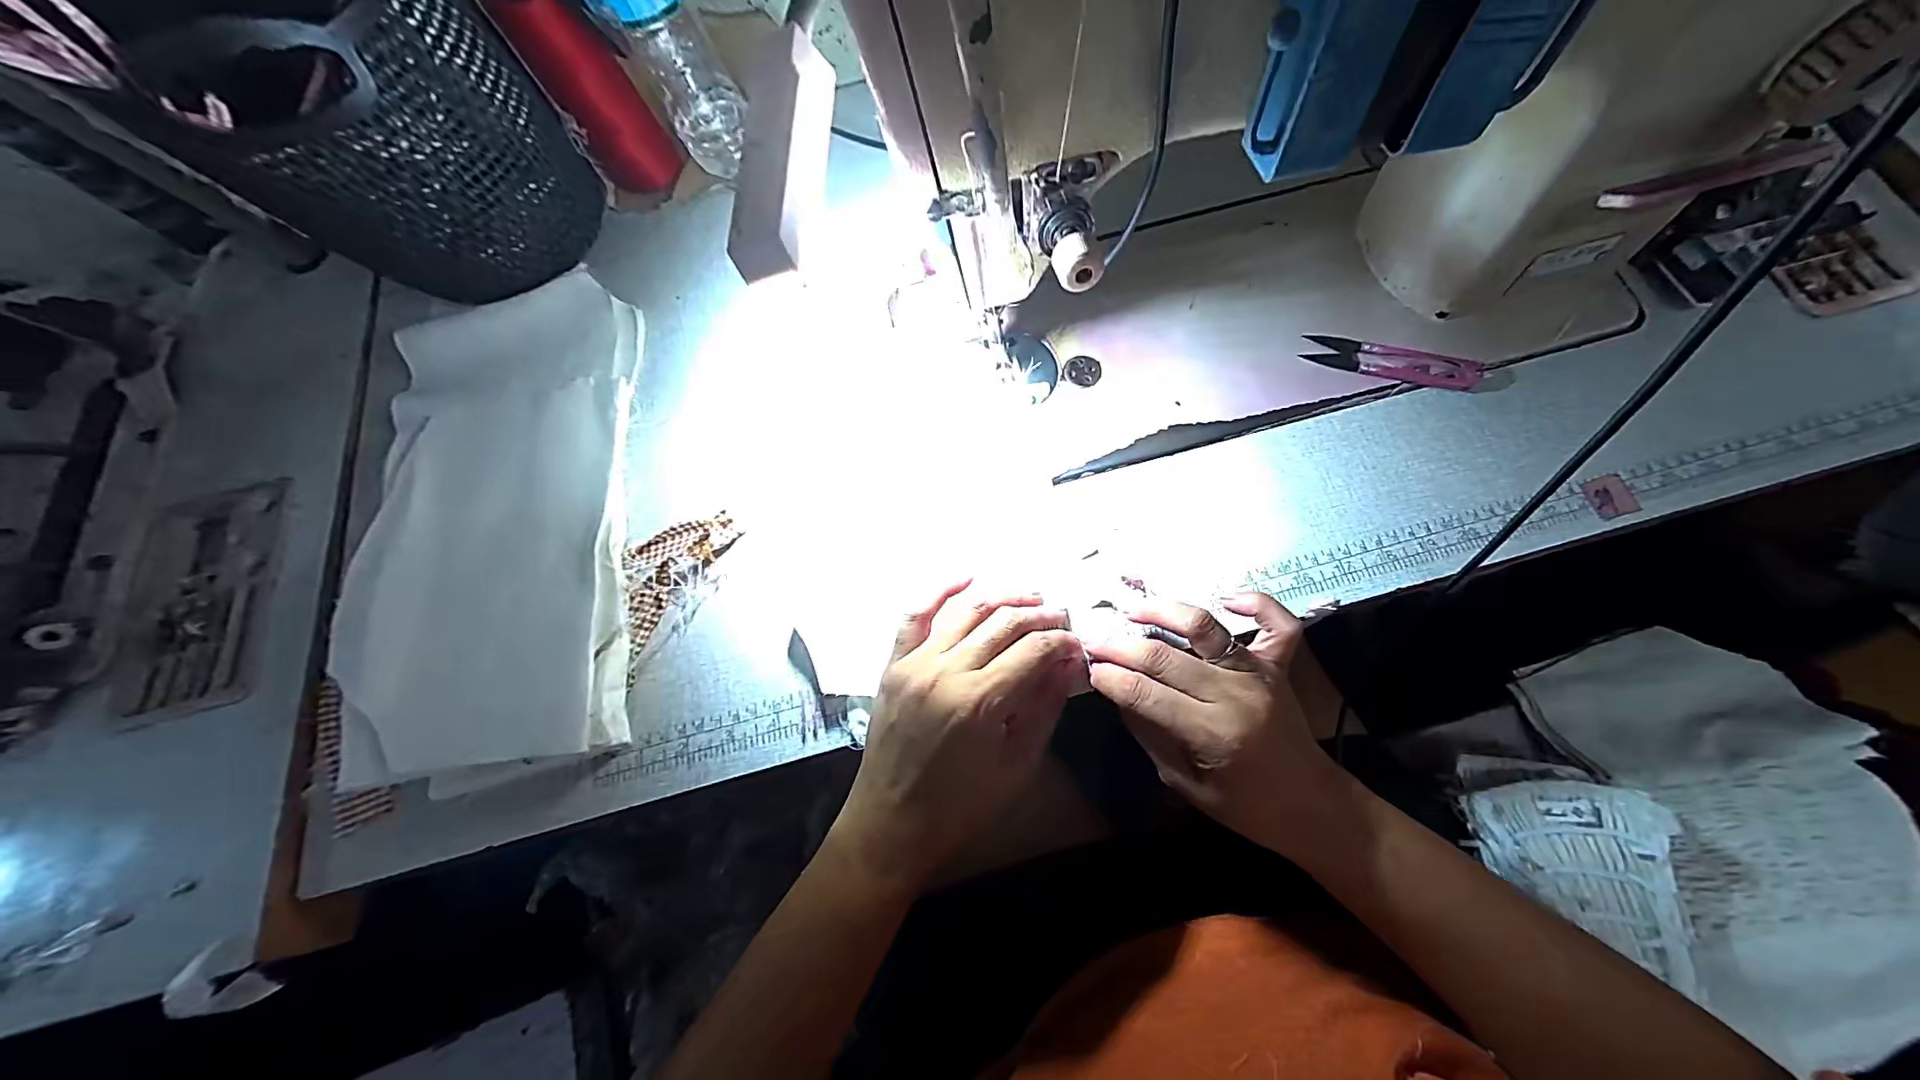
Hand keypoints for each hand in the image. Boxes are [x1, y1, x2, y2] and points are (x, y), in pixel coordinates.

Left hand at [831, 579, 1083, 887]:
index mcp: (980, 701)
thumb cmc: (961, 804)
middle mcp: (945, 671)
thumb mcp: (1016, 764)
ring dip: (1003, 598)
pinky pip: (914, 616)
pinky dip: (939, 592)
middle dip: (1040, 616)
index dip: (1062, 641)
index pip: (1033, 650)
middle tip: (1062, 617)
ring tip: (1030, 598)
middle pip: (1003, 624)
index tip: (1078, 644)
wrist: (892, 821)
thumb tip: (1068, 664)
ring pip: (966, 612)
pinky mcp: (894, 665)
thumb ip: (1043, 708)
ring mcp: (915, 663)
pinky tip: (966, 577)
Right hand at [1085, 592, 1350, 855]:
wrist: (1311, 805)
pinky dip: (1256, 603)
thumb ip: (1150, 734)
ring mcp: (1259, 673)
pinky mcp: (1278, 665)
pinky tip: (1228, 597)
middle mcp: (1235, 694)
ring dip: (1165, 612)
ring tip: (1134, 609)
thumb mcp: (1184, 782)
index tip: (1088, 668)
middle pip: (1166, 657)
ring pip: (1207, 627)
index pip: (1147, 694)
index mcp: (1212, 732)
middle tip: (1094, 641)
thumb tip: (1118, 695)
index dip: (1112, 679)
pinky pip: (1276, 623)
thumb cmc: (1245, 805)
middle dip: (1122, 647)